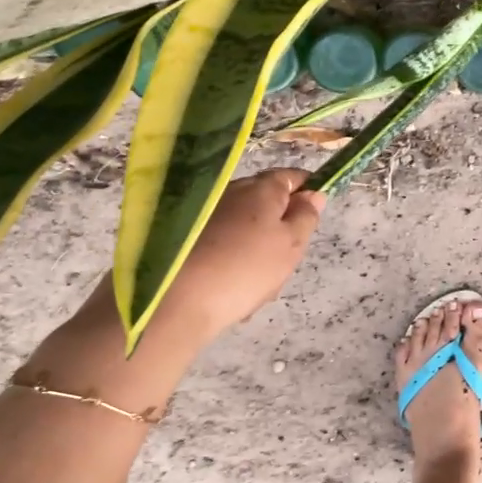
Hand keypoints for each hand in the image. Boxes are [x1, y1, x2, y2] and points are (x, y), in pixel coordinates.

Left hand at [158, 169, 325, 339]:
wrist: (168, 305)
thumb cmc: (243, 270)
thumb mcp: (291, 245)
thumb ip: (306, 216)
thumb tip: (313, 194)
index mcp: (259, 188)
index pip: (292, 177)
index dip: (306, 193)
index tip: (311, 219)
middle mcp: (226, 191)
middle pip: (263, 201)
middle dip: (276, 224)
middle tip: (283, 259)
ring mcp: (197, 214)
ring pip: (238, 224)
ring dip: (249, 245)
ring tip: (251, 282)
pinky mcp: (174, 237)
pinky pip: (214, 242)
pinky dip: (224, 258)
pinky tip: (224, 287)